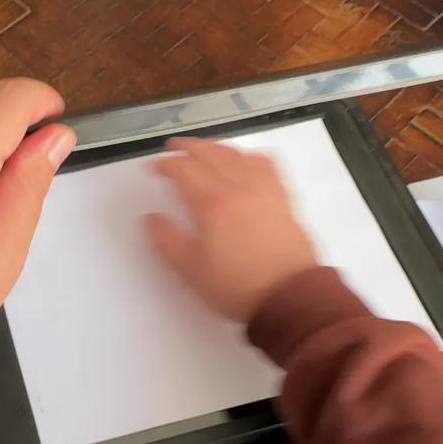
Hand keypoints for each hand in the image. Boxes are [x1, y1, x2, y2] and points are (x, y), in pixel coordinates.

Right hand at [144, 138, 318, 322]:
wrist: (289, 297)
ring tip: (206, 149)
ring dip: (218, 147)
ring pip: (239, 155)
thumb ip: (166, 240)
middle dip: (189, 147)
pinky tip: (248, 160)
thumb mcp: (190, 270)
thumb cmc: (235, 286)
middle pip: (211, 154)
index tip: (154, 166)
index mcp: (212, 203)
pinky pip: (269, 166)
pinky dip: (252, 156)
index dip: (166, 164)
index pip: (185, 170)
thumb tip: (152, 217)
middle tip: (174, 146)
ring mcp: (265, 191)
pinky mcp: (284, 199)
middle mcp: (238, 188)